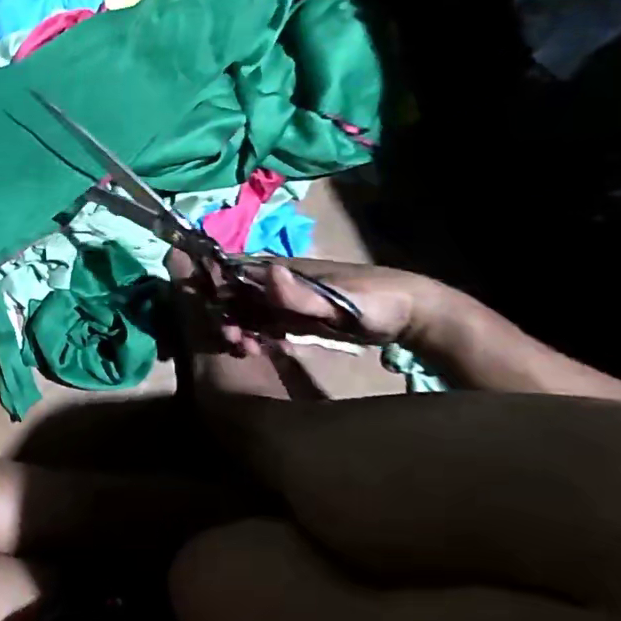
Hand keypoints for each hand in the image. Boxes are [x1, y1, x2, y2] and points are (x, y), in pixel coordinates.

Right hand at [237, 258, 451, 345]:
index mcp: (284, 270)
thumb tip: (268, 274)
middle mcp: (280, 282)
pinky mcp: (298, 319)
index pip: (236, 270)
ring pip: (249, 311)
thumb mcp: (337, 300)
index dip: (216, 287)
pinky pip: (266, 324)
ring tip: (244, 349)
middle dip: (226, 314)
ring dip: (240, 328)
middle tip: (232, 341)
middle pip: (238, 293)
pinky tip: (257, 350)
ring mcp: (289, 301)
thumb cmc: (373, 301)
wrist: (409, 314)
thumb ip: (301, 294)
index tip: (211, 312)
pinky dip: (257, 335)